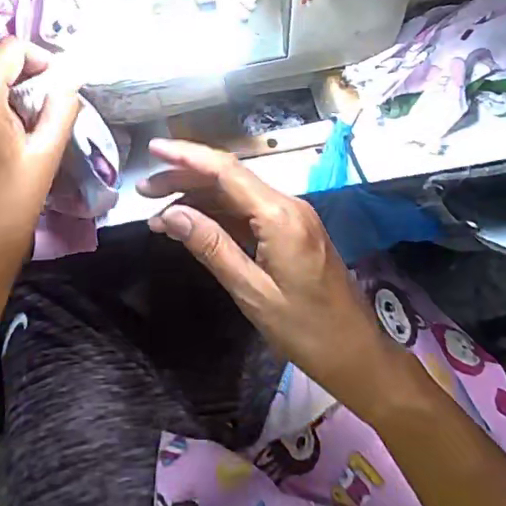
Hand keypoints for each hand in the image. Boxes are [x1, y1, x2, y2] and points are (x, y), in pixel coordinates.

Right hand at [138, 139, 401, 415]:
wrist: (360, 356)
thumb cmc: (307, 331)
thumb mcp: (252, 292)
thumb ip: (211, 247)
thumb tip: (170, 214)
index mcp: (280, 216)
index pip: (225, 171)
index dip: (187, 156)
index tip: (154, 150)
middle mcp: (287, 206)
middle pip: (228, 178)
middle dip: (184, 179)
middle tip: (145, 192)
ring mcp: (291, 218)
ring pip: (235, 195)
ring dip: (197, 198)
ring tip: (159, 212)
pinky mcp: (291, 233)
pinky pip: (247, 213)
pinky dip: (216, 215)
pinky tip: (191, 225)